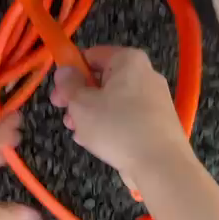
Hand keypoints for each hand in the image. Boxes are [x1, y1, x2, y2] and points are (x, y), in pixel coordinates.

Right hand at [50, 46, 190, 191]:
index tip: (59, 92)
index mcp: (128, 60)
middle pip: (102, 79)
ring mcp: (154, 98)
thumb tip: (65, 70)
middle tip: (65, 115)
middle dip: (79, 98)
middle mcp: (145, 73)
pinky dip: (110, 125)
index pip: (91, 55)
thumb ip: (68, 84)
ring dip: (91, 115)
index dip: (70, 72)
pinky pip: (126, 116)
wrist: (160, 164)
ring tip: (80, 133)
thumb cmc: (117, 127)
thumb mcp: (81, 103)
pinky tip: (98, 142)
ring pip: (112, 100)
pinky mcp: (158, 121)